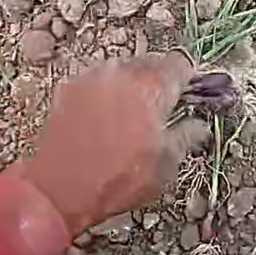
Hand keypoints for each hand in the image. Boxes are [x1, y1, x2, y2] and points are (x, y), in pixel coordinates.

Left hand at [21, 52, 208, 235]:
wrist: (57, 191)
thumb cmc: (117, 180)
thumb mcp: (166, 164)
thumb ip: (188, 135)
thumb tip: (198, 125)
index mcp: (152, 88)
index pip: (181, 64)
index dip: (189, 80)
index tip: (189, 96)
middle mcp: (122, 74)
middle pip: (152, 63)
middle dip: (160, 82)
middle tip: (162, 110)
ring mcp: (92, 78)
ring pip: (124, 70)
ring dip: (133, 86)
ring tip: (132, 116)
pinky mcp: (69, 89)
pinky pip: (99, 81)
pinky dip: (108, 93)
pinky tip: (106, 119)